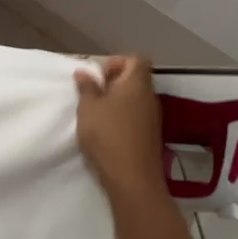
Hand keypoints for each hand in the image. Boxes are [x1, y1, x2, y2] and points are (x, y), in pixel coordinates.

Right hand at [74, 55, 167, 200]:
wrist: (131, 177)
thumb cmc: (106, 134)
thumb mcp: (88, 107)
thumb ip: (87, 87)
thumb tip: (85, 72)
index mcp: (136, 85)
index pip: (136, 60)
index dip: (117, 62)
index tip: (98, 76)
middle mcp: (149, 98)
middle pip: (135, 79)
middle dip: (113, 82)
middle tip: (91, 94)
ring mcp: (152, 118)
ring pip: (135, 98)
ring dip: (116, 100)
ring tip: (94, 112)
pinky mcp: (149, 135)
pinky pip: (136, 115)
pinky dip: (121, 116)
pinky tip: (105, 129)